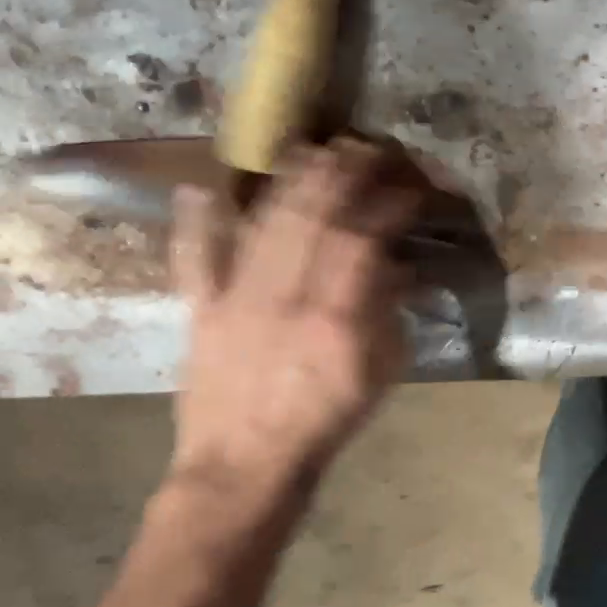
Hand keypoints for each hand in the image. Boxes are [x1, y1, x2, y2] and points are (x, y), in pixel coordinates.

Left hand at [169, 141, 419, 492]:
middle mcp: (285, 298)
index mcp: (338, 315)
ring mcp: (237, 299)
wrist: (247, 459)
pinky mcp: (201, 310)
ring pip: (263, 229)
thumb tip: (396, 267)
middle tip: (363, 147)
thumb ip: (387, 311)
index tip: (411, 184)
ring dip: (287, 186)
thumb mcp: (383, 366)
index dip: (388, 206)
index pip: (365, 242)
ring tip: (308, 152)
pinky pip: (195, 261)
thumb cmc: (332, 413)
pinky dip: (194, 225)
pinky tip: (199, 192)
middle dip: (340, 179)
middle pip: (313, 223)